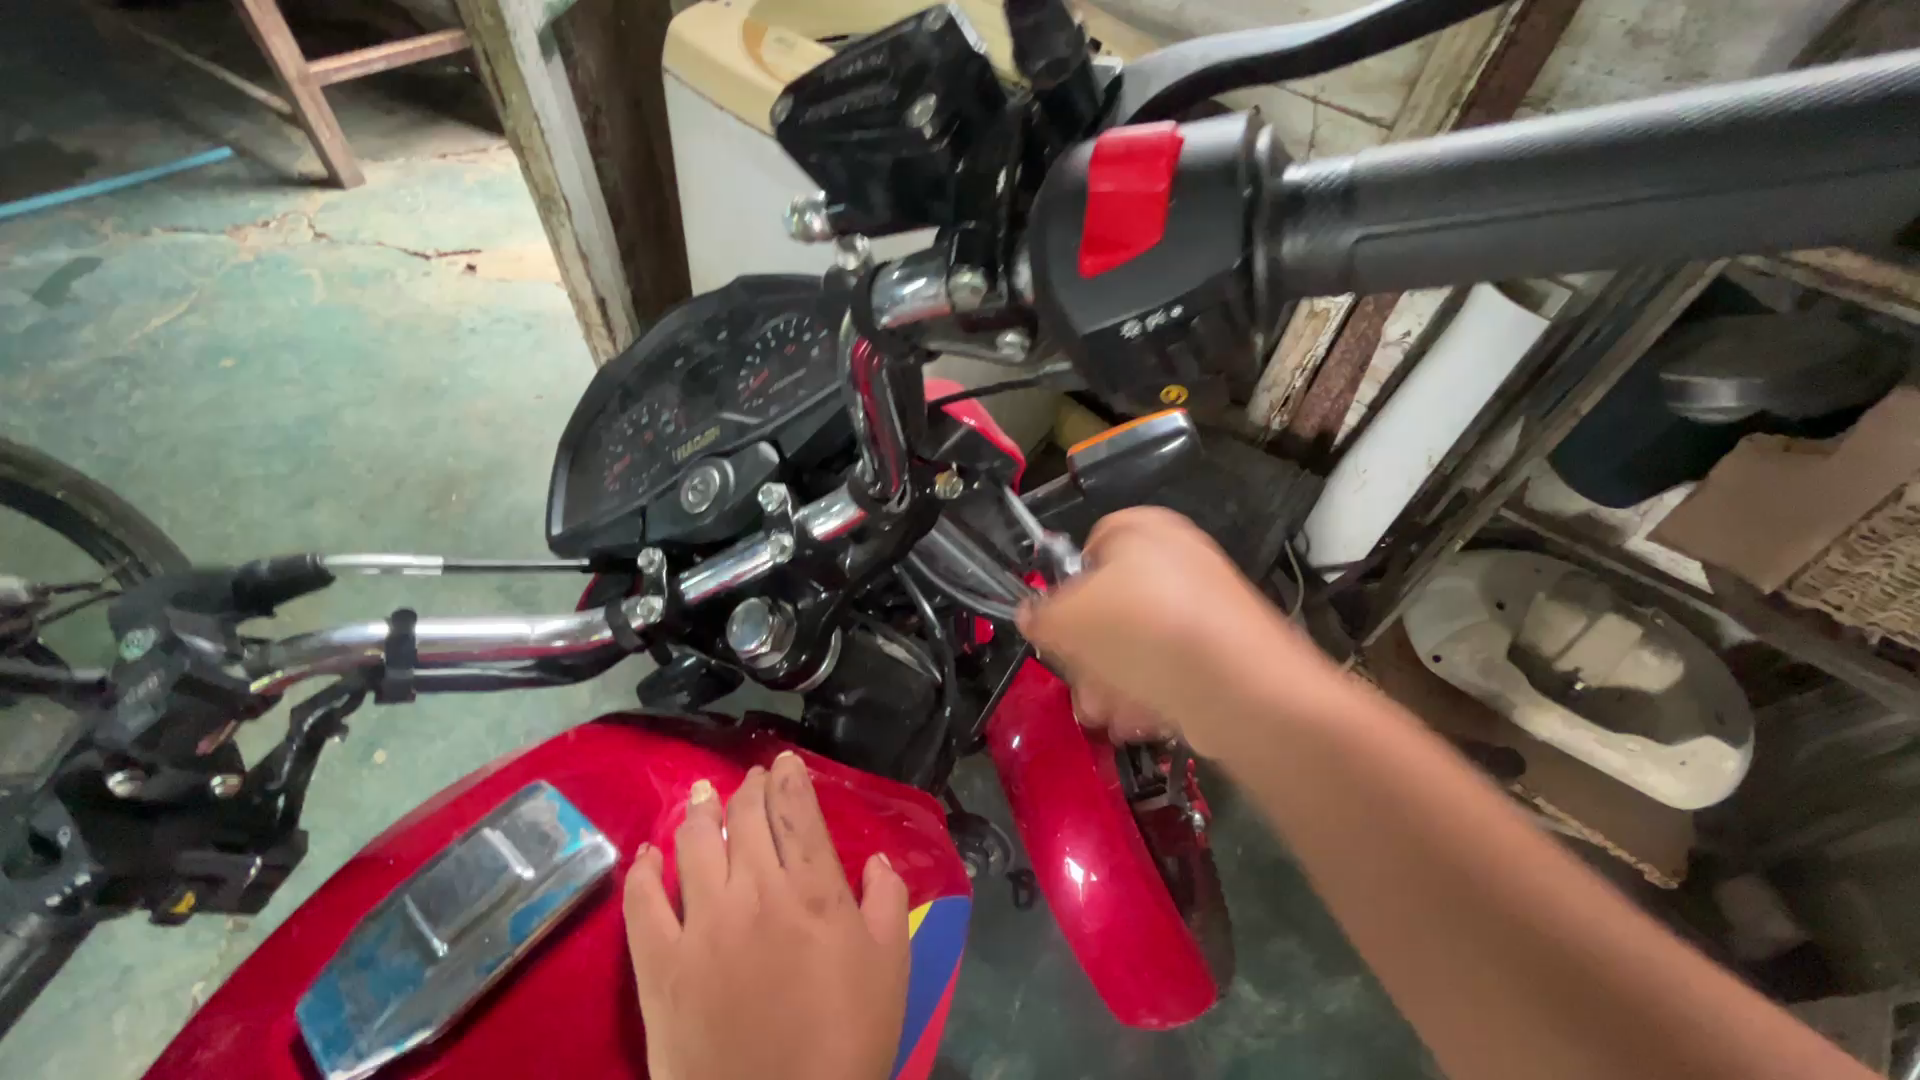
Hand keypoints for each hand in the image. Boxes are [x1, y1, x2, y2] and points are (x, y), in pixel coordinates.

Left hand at [623, 751, 910, 1079]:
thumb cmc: (846, 1041)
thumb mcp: (890, 970)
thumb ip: (888, 904)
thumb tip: (878, 861)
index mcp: (813, 892)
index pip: (795, 812)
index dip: (789, 779)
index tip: (783, 762)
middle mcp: (754, 893)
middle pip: (744, 819)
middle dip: (749, 789)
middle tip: (751, 778)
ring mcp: (701, 926)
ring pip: (694, 845)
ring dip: (698, 811)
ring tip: (700, 793)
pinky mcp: (660, 964)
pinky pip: (642, 902)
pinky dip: (644, 869)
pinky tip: (648, 852)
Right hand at [1017, 507, 1334, 754]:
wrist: (1241, 688)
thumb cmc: (1145, 632)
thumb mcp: (1069, 619)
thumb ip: (1040, 615)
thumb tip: (1031, 616)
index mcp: (1139, 529)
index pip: (1085, 552)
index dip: (1065, 594)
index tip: (1059, 632)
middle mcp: (1175, 557)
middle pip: (1109, 606)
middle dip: (1087, 656)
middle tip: (1081, 687)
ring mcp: (1202, 604)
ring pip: (1136, 644)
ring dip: (1111, 682)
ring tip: (1104, 714)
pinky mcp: (1222, 647)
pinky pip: (1170, 666)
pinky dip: (1150, 691)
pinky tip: (1138, 720)